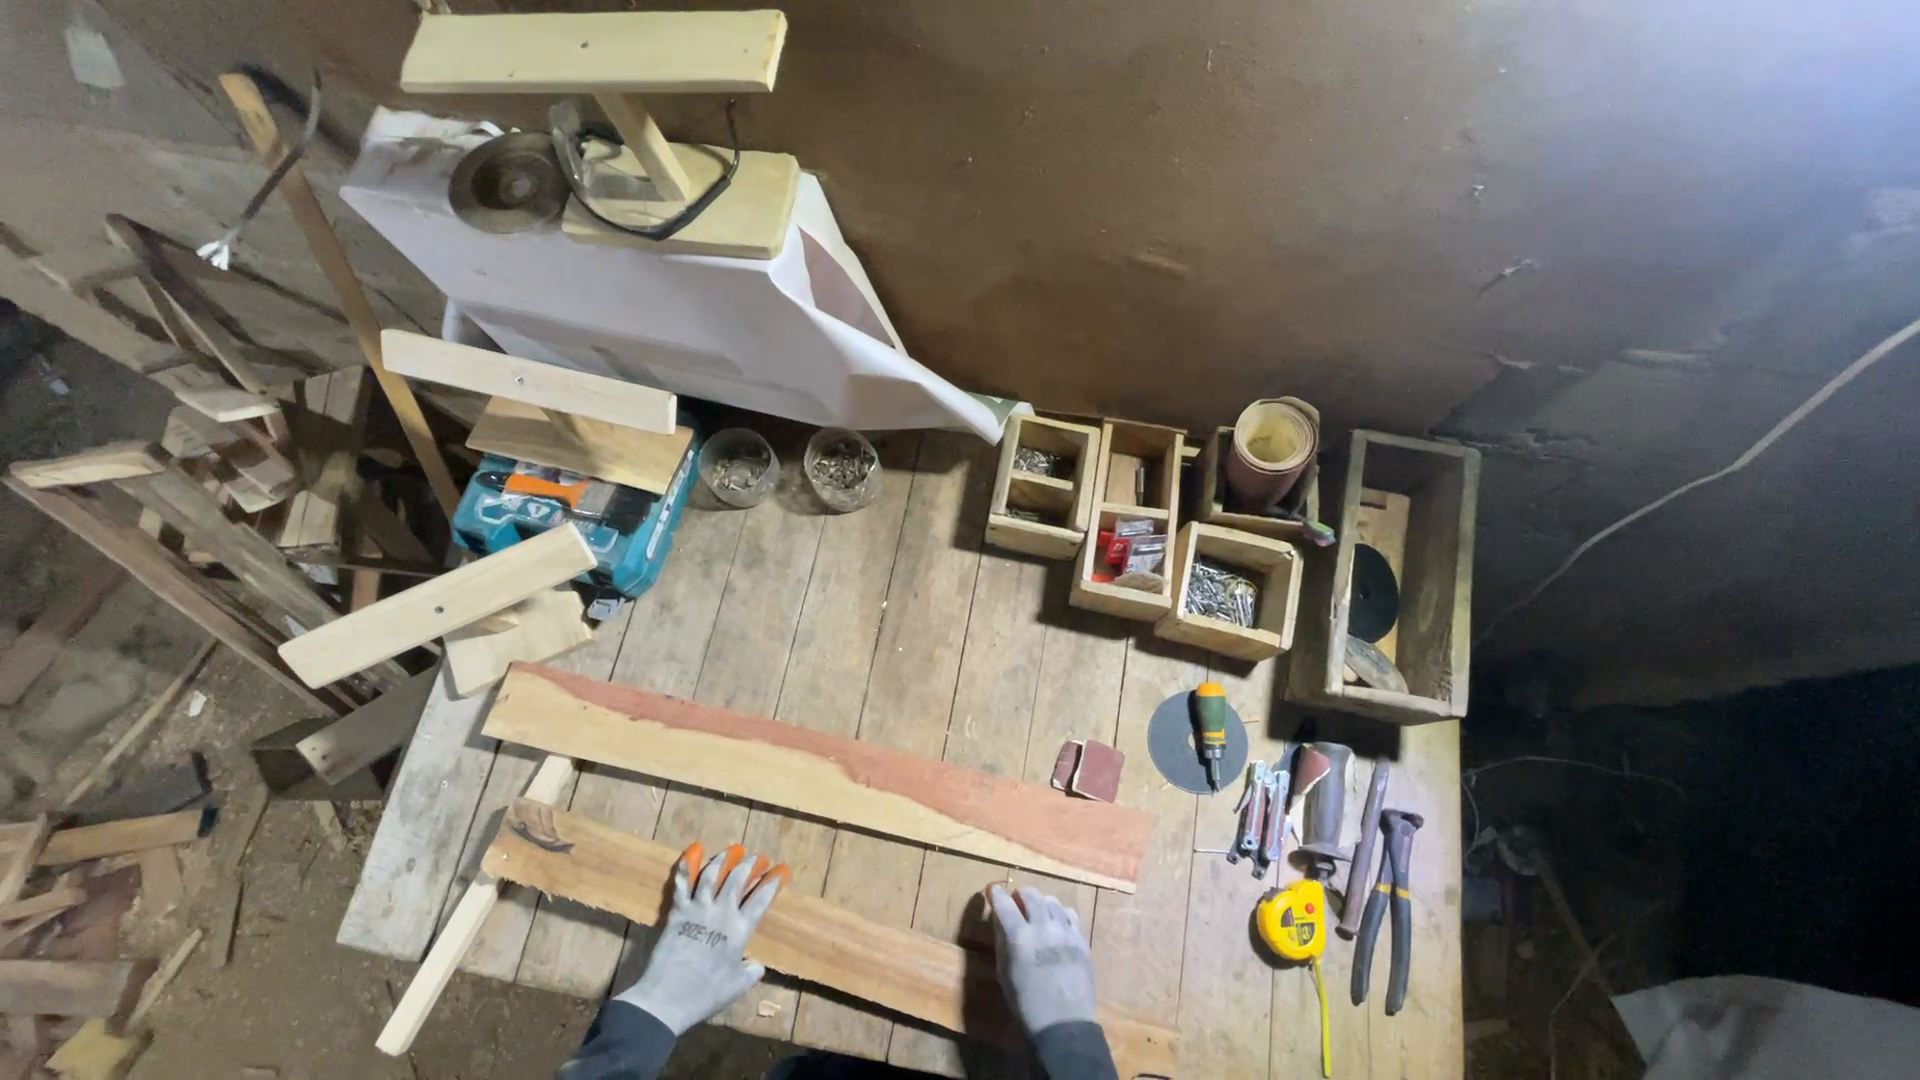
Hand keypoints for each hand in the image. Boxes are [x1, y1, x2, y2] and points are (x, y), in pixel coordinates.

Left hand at [615, 842, 788, 1034]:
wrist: (667, 999)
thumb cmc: (704, 995)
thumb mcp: (735, 988)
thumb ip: (750, 974)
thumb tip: (758, 966)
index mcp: (740, 930)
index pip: (761, 900)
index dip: (772, 883)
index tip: (781, 870)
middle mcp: (722, 913)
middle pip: (737, 880)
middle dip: (749, 865)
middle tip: (756, 856)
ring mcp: (698, 909)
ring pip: (711, 876)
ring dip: (721, 861)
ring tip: (729, 851)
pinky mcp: (677, 912)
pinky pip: (682, 886)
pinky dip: (685, 869)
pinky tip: (690, 855)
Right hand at [987, 884, 1098, 1034]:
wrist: (1065, 1025)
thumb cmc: (1027, 1005)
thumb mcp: (1005, 975)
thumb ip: (1002, 942)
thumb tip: (999, 919)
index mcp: (1020, 938)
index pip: (1004, 904)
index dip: (996, 894)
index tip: (992, 891)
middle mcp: (1043, 927)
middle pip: (1031, 895)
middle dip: (1020, 894)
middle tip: (1016, 900)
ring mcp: (1065, 931)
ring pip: (1052, 901)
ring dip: (1041, 902)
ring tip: (1037, 911)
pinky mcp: (1081, 939)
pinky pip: (1070, 914)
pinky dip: (1060, 912)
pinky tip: (1056, 921)